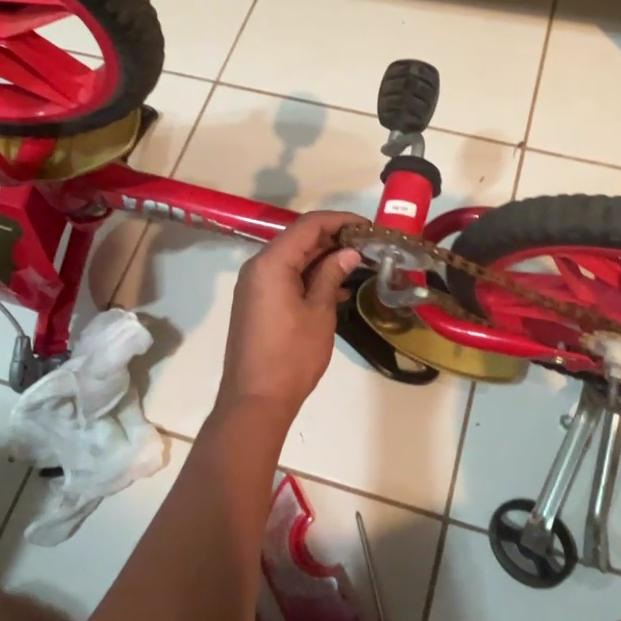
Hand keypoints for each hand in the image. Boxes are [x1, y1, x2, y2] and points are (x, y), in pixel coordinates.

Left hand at [215, 210, 363, 422]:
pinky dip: (309, 277)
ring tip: (357, 264)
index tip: (367, 227)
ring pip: (292, 258)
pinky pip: (285, 277)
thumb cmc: (291, 355)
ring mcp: (254, 285)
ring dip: (323, 258)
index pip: (308, 225)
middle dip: (332, 238)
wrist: (255, 400)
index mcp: (271, 263)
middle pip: (298, 239)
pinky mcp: (256, 302)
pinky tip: (338, 289)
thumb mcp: (319, 312)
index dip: (339, 220)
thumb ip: (332, 275)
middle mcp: (258, 267)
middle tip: (366, 245)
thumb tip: (348, 252)